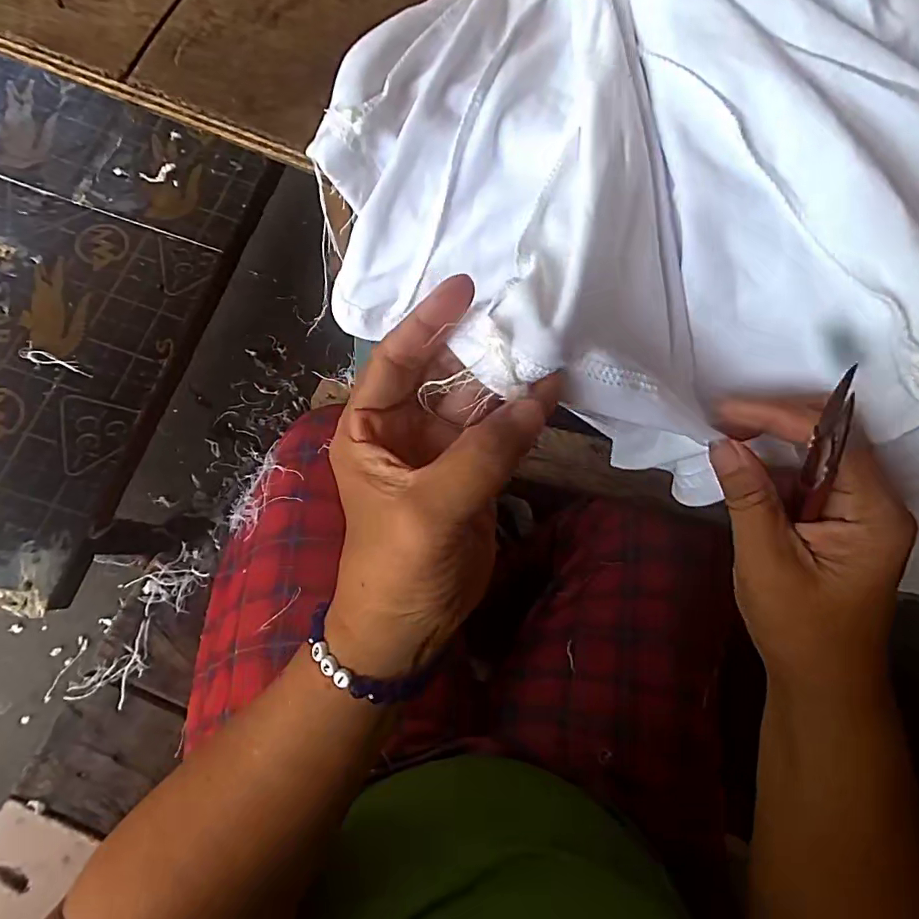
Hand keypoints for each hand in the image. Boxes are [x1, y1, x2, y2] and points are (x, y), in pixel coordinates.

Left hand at [326, 275, 560, 676]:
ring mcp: (440, 451)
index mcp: (369, 428)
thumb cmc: (395, 567)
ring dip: (506, 377)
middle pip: (441, 373)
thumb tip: (537, 397)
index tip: (464, 287)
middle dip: (476, 344)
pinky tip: (550, 389)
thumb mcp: (431, 508)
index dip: (427, 321)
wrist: (406, 631)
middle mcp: (402, 430)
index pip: (395, 360)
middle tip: (518, 309)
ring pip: (476, 401)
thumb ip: (482, 453)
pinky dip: (523, 413)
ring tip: (544, 343)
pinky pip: (499, 432)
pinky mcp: (472, 472)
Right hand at [708, 397, 916, 691]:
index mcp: (876, 514)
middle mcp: (879, 503)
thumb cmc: (799, 630)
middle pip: (835, 437)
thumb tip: (723, 443)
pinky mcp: (842, 519)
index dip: (781, 417)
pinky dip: (777, 462)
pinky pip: (812, 474)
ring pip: (822, 451)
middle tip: (723, 418)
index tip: (727, 412)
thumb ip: (748, 498)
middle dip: (778, 420)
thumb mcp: (766, 562)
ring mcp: (863, 511)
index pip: (836, 440)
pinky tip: (746, 459)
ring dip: (775, 437)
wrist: (822, 681)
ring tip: (727, 430)